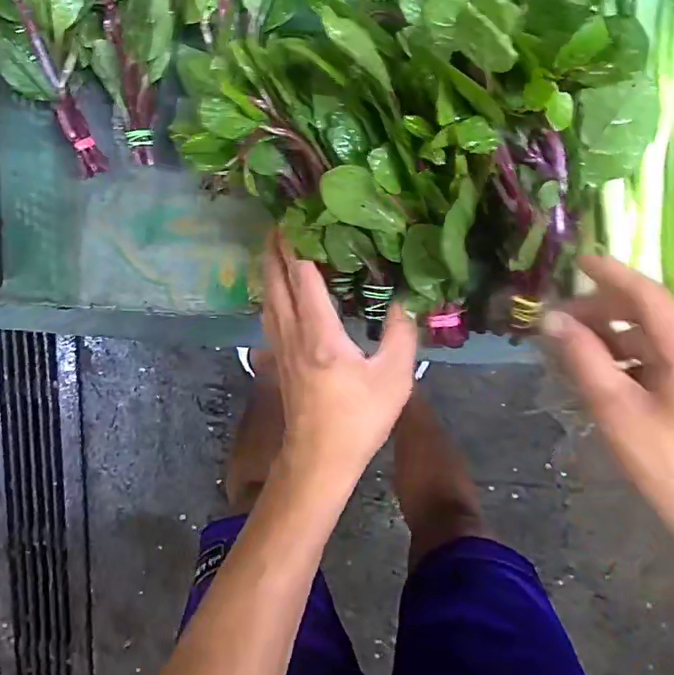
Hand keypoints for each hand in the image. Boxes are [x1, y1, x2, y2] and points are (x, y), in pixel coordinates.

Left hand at [259, 232, 418, 479]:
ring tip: (276, 244)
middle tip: (282, 219)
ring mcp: (279, 344)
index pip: (302, 275)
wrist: (318, 458)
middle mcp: (292, 330)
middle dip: (275, 247)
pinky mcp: (277, 356)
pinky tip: (277, 288)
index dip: (299, 243)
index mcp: (318, 331)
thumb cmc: (358, 419)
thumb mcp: (393, 377)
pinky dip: (271, 289)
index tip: (301, 216)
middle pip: (275, 278)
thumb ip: (400, 333)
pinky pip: (269, 311)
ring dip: (270, 266)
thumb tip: (406, 297)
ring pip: (268, 294)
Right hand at [540, 255, 673, 567]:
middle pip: (654, 318)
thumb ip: (584, 359)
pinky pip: (667, 366)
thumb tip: (553, 319)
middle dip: (605, 311)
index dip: (612, 274)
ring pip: (659, 344)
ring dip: (615, 338)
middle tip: (559, 319)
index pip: (651, 297)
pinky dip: (632, 361)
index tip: (578, 260)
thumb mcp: (618, 411)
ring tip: (573, 347)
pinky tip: (604, 377)